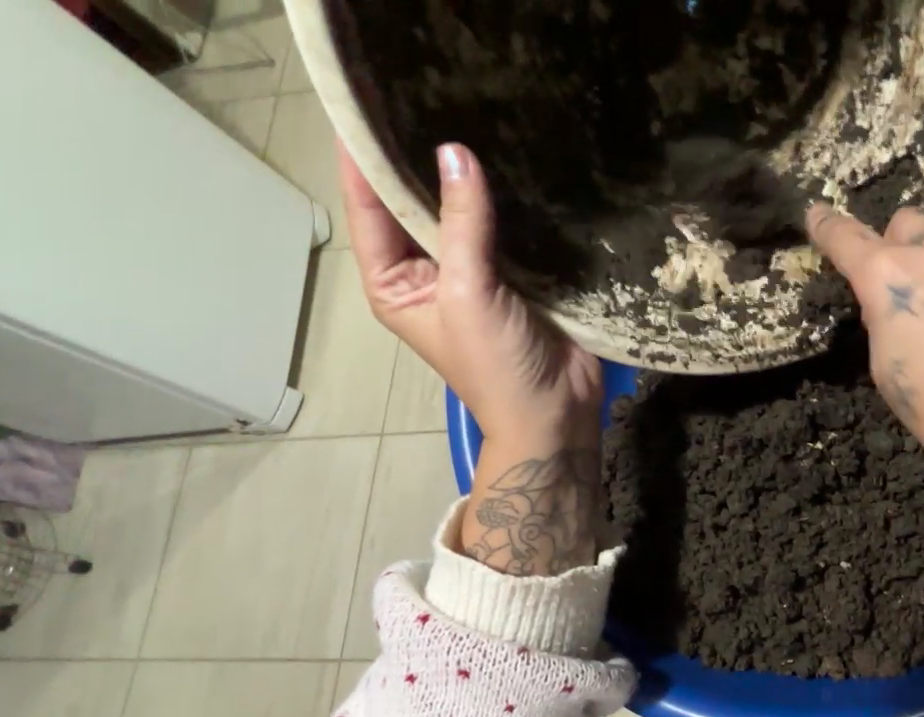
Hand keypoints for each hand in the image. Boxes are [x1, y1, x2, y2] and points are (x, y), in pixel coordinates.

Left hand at [341, 142, 603, 575]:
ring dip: (472, 177)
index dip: (365, 157)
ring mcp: (477, 272)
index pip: (369, 206)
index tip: (368, 100)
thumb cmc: (497, 367)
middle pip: (417, 203)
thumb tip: (455, 152)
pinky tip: (519, 162)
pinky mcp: (520, 276)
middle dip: (423, 158)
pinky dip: (513, 201)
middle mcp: (430, 271)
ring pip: (466, 211)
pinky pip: (509, 228)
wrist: (557, 414)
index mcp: (395, 281)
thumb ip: (462, 224)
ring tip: (478, 115)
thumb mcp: (468, 294)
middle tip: (434, 95)